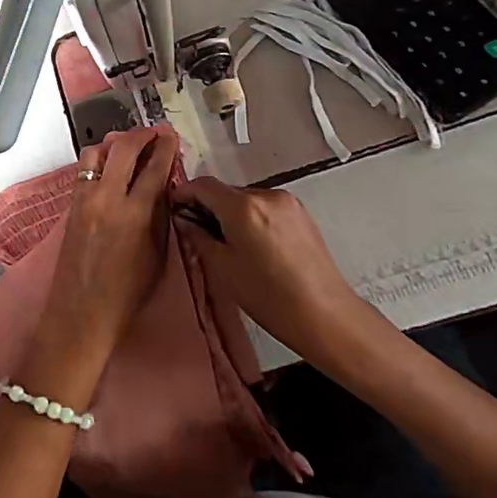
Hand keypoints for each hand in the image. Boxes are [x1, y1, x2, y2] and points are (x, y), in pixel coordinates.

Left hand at [40, 127, 179, 366]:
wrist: (82, 313)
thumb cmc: (128, 293)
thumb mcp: (157, 256)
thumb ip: (162, 217)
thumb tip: (166, 188)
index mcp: (135, 214)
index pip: (155, 167)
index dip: (166, 146)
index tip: (172, 136)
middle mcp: (107, 199)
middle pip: (122, 148)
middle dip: (141, 135)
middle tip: (154, 134)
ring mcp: (84, 201)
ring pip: (95, 153)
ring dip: (114, 144)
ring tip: (129, 147)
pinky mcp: (71, 208)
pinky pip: (84, 172)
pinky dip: (99, 162)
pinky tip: (110, 169)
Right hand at [171, 177, 376, 359]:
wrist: (322, 312)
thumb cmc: (269, 296)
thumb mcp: (224, 269)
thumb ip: (199, 237)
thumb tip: (186, 220)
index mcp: (243, 207)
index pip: (204, 185)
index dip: (184, 193)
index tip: (174, 207)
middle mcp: (267, 195)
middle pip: (227, 191)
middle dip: (209, 207)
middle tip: (197, 232)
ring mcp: (288, 203)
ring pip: (247, 200)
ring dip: (231, 214)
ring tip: (227, 244)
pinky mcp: (301, 214)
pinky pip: (266, 208)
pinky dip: (252, 219)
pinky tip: (252, 246)